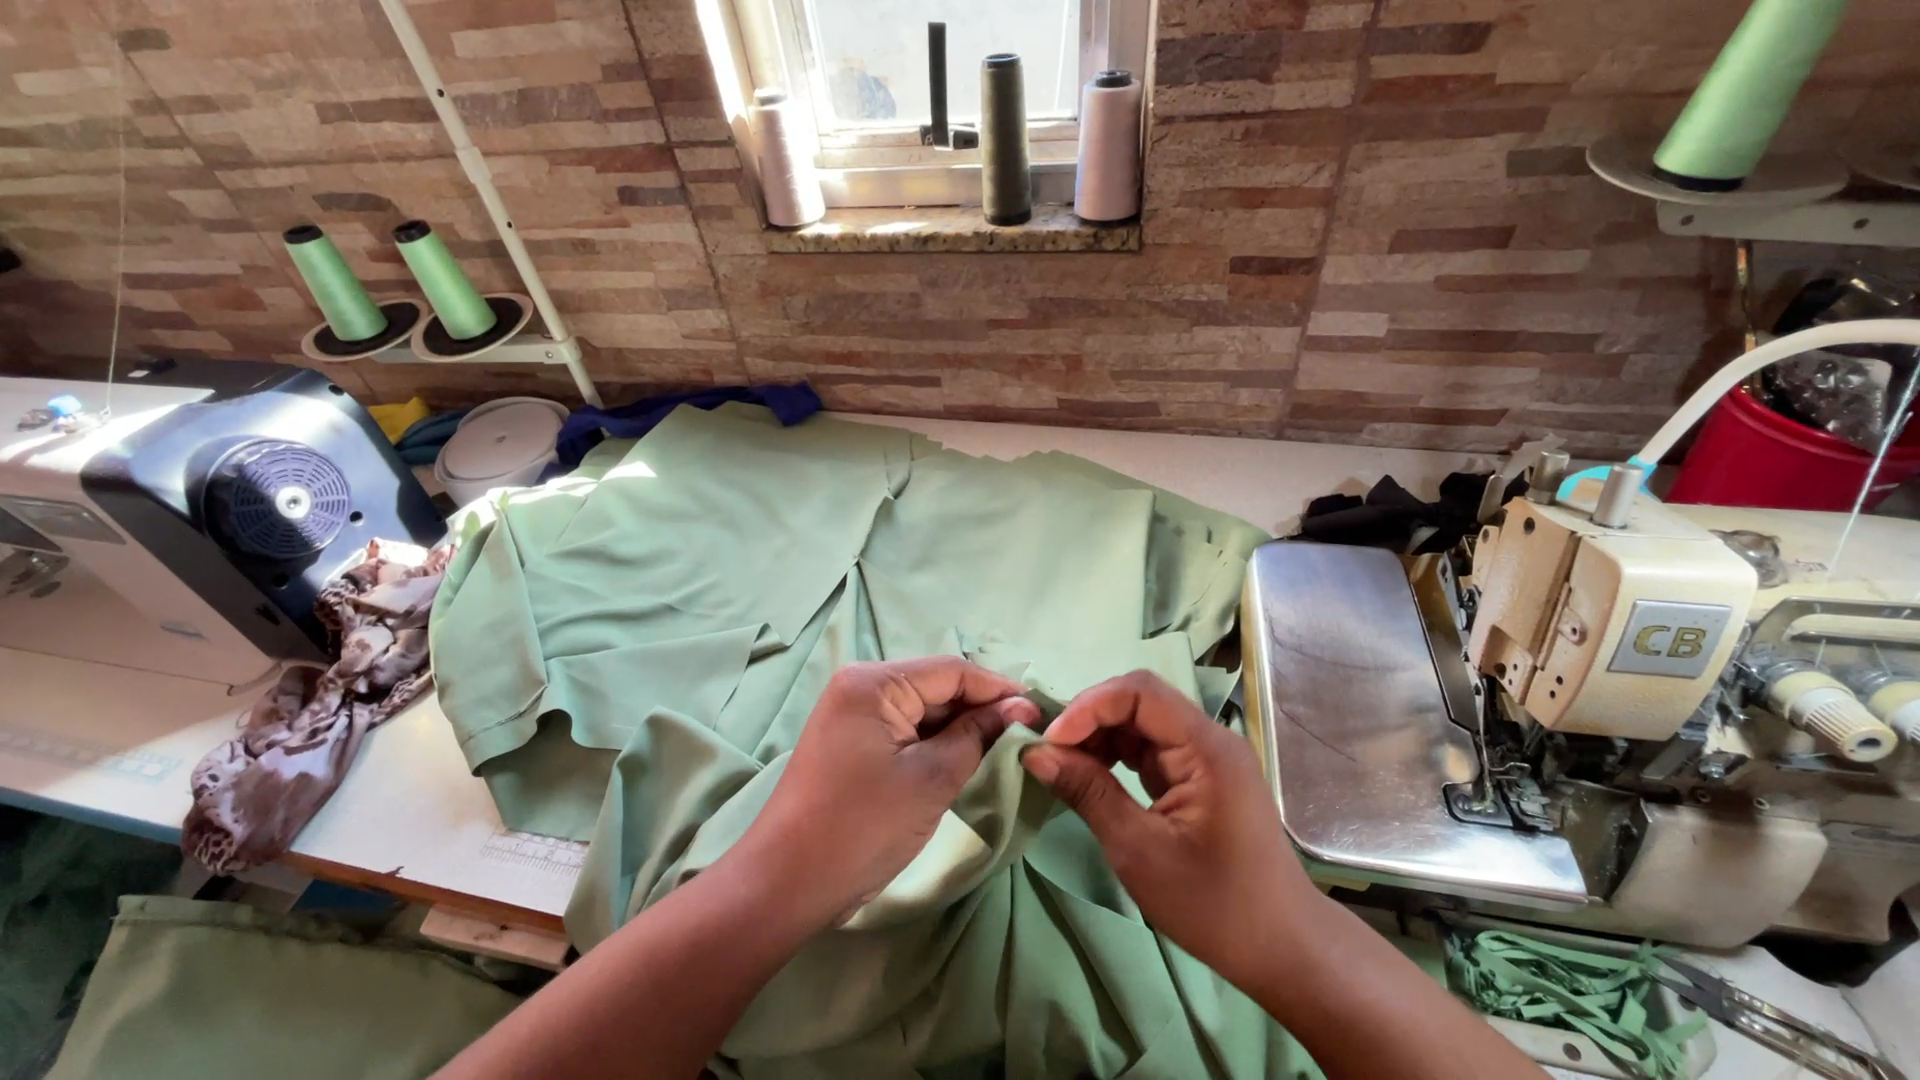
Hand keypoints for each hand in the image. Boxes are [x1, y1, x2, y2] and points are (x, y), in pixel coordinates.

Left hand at [744, 658, 1040, 924]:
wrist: (788, 883)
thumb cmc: (863, 825)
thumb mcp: (932, 778)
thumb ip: (979, 736)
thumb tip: (1020, 709)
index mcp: (874, 682)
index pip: (952, 670)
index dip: (999, 690)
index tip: (1042, 712)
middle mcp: (860, 686)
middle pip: (937, 687)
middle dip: (982, 710)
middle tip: (1028, 736)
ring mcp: (852, 715)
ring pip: (923, 710)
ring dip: (961, 729)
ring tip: (1006, 750)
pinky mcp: (852, 744)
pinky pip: (905, 731)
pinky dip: (936, 744)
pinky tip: (967, 761)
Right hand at [1019, 671, 1320, 990]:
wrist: (1282, 948)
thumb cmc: (1213, 904)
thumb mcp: (1139, 850)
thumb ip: (1088, 793)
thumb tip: (1036, 753)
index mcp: (1206, 748)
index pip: (1139, 692)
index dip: (1089, 707)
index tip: (1050, 742)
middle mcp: (1209, 740)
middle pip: (1140, 702)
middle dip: (1089, 719)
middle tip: (1048, 752)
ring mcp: (1206, 759)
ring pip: (1142, 724)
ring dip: (1099, 737)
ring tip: (1061, 766)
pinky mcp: (1199, 779)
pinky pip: (1150, 750)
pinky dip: (1116, 757)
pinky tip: (1089, 777)